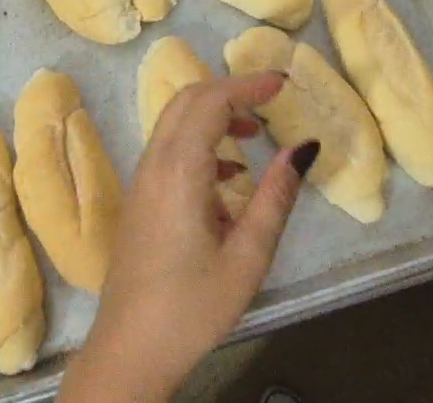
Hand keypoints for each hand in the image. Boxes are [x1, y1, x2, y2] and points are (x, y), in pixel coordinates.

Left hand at [58, 73, 312, 402]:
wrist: (129, 350)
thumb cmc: (192, 306)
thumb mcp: (248, 256)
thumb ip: (276, 196)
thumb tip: (303, 148)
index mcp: (180, 169)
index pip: (212, 100)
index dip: (248, 84)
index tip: (282, 82)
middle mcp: (155, 162)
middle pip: (188, 100)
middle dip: (230, 91)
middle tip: (269, 99)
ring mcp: (142, 179)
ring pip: (176, 121)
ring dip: (213, 115)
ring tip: (253, 136)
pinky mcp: (140, 197)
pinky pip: (169, 148)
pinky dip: (200, 141)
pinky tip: (228, 177)